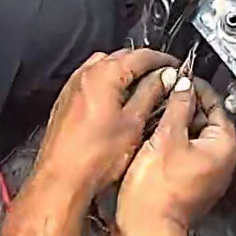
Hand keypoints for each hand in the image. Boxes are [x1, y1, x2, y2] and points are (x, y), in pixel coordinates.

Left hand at [35, 49, 178, 201]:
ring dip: (124, 71)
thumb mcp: (133, 123)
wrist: (61, 179)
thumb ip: (150, 94)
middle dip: (143, 63)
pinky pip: (91, 80)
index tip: (174, 66)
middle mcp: (86, 74)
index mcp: (104, 74)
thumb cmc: (94, 157)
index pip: (140, 55)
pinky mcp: (66, 100)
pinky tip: (117, 101)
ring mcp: (73, 86)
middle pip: (121, 56)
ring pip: (104, 66)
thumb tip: (163, 78)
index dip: (161, 59)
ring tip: (141, 89)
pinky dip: (107, 83)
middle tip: (162, 77)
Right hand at [117, 75, 235, 235]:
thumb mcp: (166, 135)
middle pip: (206, 119)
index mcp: (222, 147)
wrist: (145, 230)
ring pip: (194, 136)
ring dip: (177, 122)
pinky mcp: (190, 183)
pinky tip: (153, 135)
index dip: (197, 87)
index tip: (182, 77)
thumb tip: (183, 85)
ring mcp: (206, 174)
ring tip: (156, 110)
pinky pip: (185, 151)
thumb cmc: (156, 191)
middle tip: (165, 91)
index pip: (216, 105)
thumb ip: (177, 105)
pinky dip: (172, 140)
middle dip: (185, 104)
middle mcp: (221, 162)